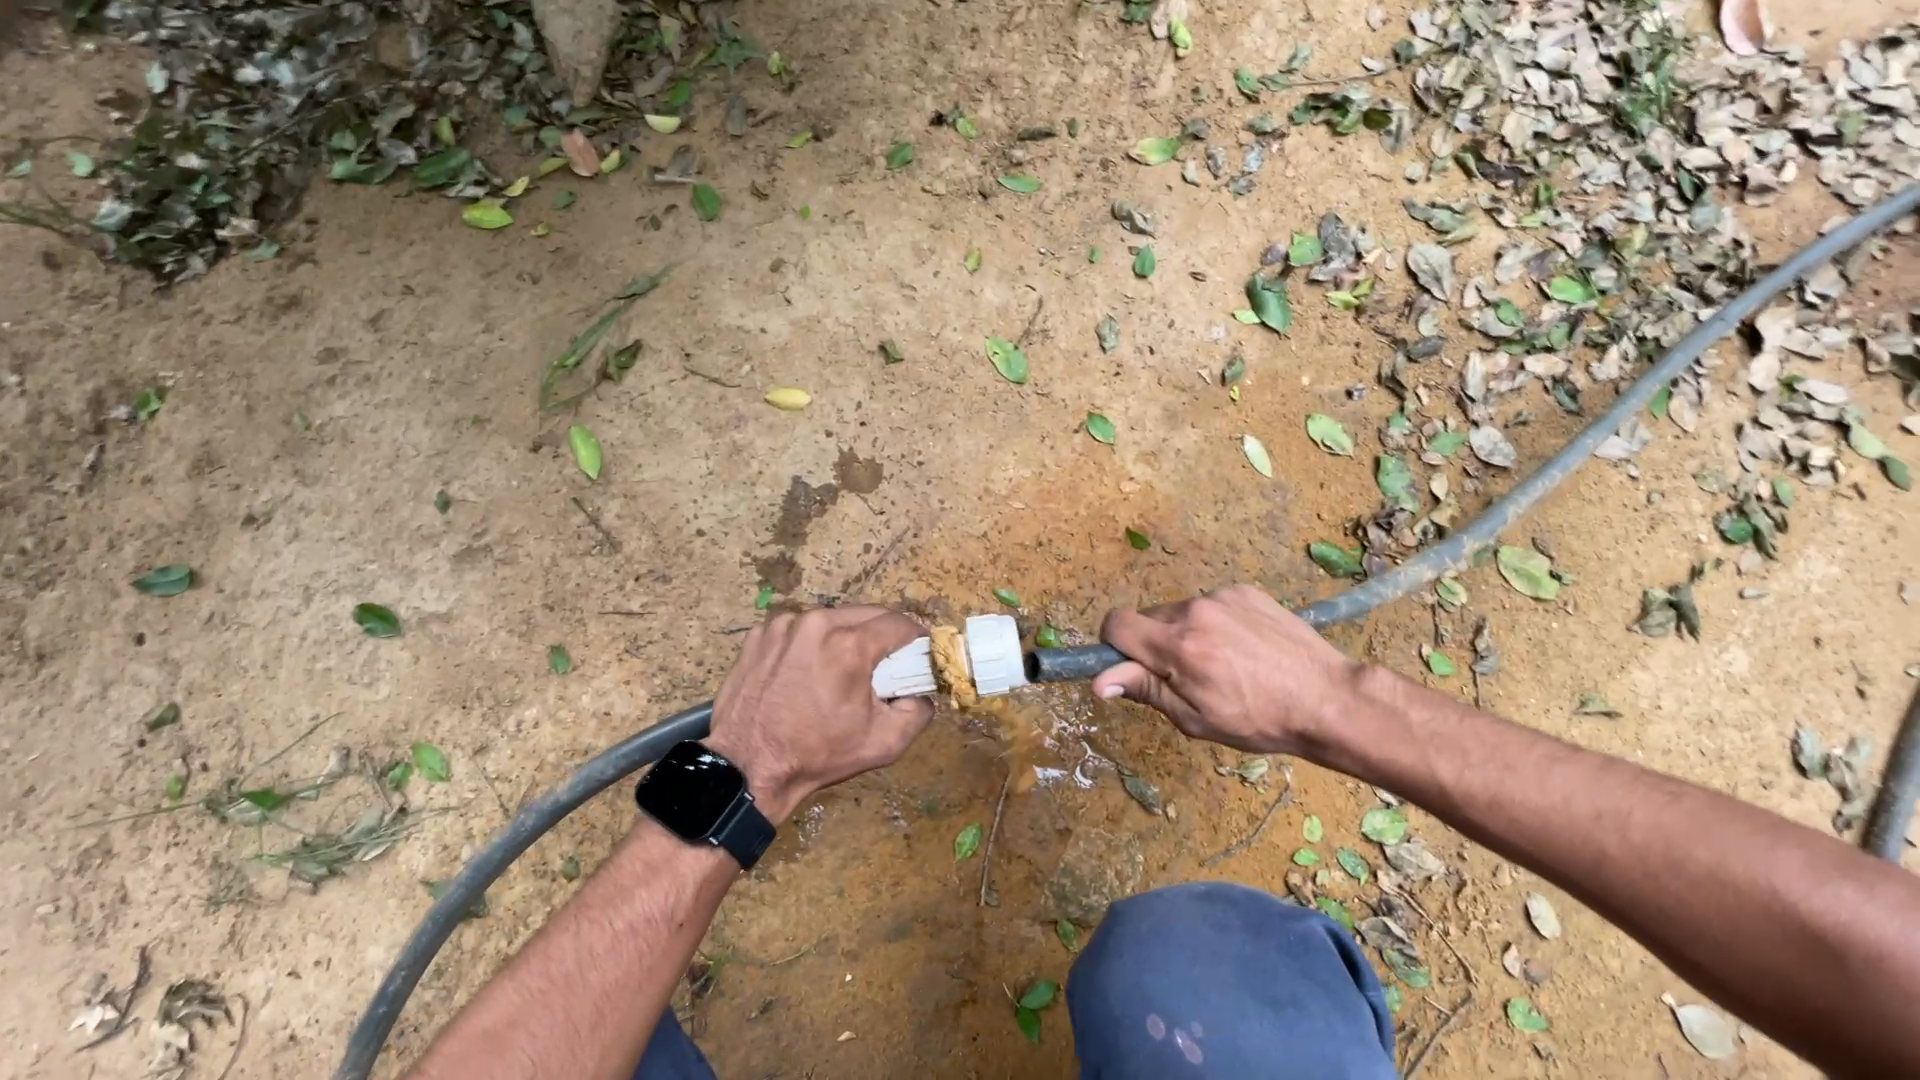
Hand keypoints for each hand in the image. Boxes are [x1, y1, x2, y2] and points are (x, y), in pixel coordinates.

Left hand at [704, 606, 933, 820]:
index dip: (916, 639)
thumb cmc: (818, 756)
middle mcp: (817, 623)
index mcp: (850, 646)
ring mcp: (784, 625)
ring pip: (833, 618)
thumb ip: (919, 711)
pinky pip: (799, 628)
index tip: (916, 655)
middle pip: (867, 614)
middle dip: (883, 635)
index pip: (900, 623)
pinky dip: (810, 643)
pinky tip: (805, 672)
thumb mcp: (884, 743)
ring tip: (840, 669)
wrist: (748, 767)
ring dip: (845, 636)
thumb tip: (923, 691)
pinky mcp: (760, 633)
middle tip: (883, 665)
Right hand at [1091, 585, 1363, 754]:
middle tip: (1186, 677)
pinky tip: (1243, 649)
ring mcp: (1222, 596)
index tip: (1131, 667)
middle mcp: (1194, 610)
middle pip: (1148, 618)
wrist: (1327, 699)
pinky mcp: (1245, 591)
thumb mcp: (1194, 718)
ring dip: (1185, 633)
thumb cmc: (1258, 721)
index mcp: (1178, 646)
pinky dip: (1214, 623)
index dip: (1113, 646)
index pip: (1116, 624)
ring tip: (1222, 664)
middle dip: (1154, 644)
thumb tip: (1099, 681)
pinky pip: (1210, 605)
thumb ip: (1145, 690)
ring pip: (1180, 612)